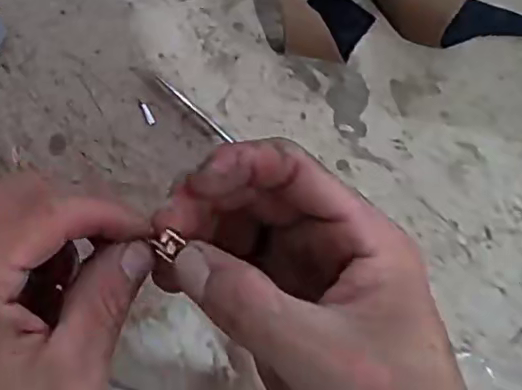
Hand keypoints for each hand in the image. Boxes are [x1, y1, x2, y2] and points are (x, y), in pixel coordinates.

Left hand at [0, 171, 153, 388]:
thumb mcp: (68, 374)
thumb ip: (105, 298)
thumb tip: (139, 244)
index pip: (55, 208)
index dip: (109, 213)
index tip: (148, 231)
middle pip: (36, 194)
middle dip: (83, 221)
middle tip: (119, 257)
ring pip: (21, 200)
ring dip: (58, 231)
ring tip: (74, 289)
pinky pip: (0, 218)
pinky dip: (33, 241)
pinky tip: (44, 290)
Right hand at [153, 139, 463, 389]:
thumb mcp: (325, 357)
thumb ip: (252, 306)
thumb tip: (182, 256)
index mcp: (359, 234)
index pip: (294, 171)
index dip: (243, 163)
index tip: (196, 184)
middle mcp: (330, 242)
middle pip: (261, 196)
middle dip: (210, 201)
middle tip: (165, 225)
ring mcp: (306, 275)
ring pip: (243, 229)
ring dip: (200, 231)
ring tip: (162, 252)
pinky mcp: (285, 309)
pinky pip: (237, 271)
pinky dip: (204, 268)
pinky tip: (175, 276)